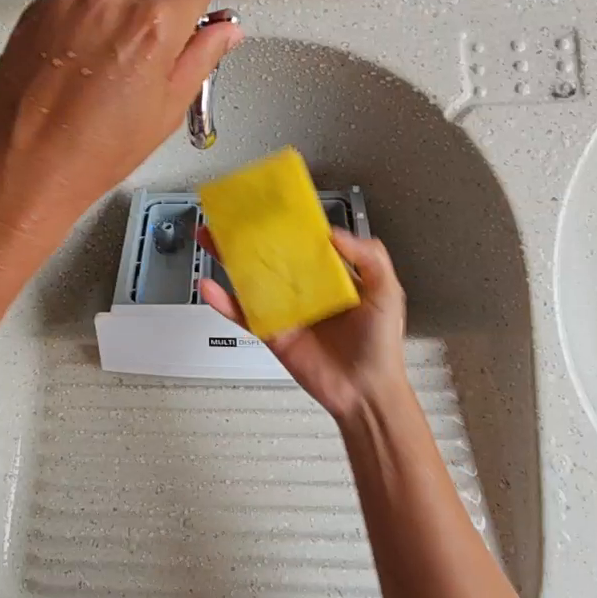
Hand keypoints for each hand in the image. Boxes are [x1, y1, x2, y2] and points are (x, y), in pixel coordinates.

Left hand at [0, 0, 240, 229]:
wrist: (28, 165)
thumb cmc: (92, 151)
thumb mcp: (167, 110)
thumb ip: (201, 58)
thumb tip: (224, 32)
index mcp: (152, 28)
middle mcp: (110, 4)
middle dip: (156, 16)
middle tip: (146, 62)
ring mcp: (70, 4)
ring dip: (116, 20)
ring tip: (104, 73)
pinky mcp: (38, 10)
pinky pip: (75, 4)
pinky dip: (81, 25)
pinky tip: (77, 68)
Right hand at [199, 228, 410, 420]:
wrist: (366, 392)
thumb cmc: (381, 344)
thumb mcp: (387, 291)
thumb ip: (369, 256)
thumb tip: (334, 233)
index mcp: (331, 275)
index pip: (304, 242)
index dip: (286, 223)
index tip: (268, 205)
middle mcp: (305, 289)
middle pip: (269, 256)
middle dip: (247, 236)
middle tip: (227, 216)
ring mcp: (285, 310)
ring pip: (250, 279)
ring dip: (227, 259)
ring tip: (209, 238)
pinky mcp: (272, 332)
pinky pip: (243, 314)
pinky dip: (224, 302)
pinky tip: (209, 287)